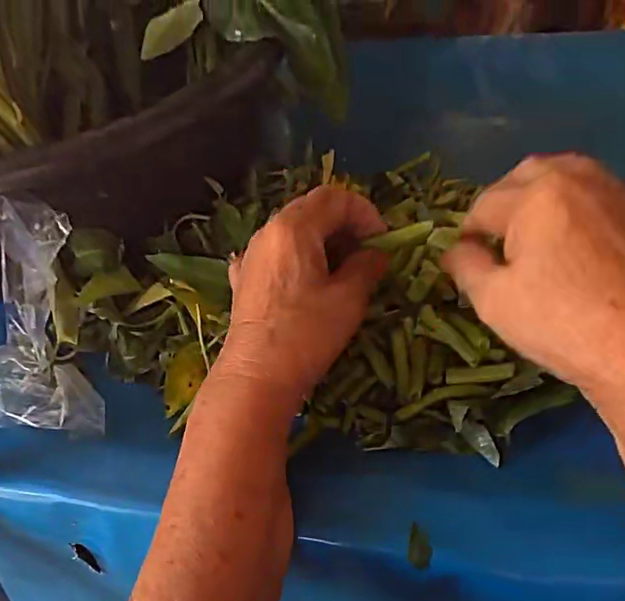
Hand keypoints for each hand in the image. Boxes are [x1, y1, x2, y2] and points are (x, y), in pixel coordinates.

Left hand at [211, 185, 390, 409]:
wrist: (255, 380)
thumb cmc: (305, 336)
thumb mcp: (349, 299)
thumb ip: (367, 267)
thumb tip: (374, 256)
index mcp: (292, 228)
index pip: (335, 198)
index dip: (365, 213)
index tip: (382, 243)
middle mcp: (265, 235)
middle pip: (309, 213)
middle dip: (342, 228)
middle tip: (364, 258)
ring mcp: (249, 261)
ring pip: (290, 237)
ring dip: (319, 247)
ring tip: (338, 276)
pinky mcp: (242, 286)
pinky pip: (273, 261)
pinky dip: (295, 265)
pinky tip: (303, 285)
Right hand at [441, 137, 624, 406]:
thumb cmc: (555, 321)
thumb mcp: (492, 302)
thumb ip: (467, 268)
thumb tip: (453, 251)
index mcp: (532, 199)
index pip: (483, 206)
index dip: (465, 233)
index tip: (460, 263)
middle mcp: (575, 180)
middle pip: (526, 175)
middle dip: (501, 201)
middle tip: (489, 242)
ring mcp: (616, 193)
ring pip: (574, 168)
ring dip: (547, 181)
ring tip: (531, 209)